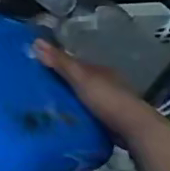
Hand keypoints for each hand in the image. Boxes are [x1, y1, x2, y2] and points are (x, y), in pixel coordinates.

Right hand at [34, 39, 163, 137]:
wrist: (133, 129)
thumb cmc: (107, 99)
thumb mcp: (80, 78)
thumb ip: (60, 62)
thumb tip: (36, 41)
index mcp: (100, 71)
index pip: (74, 64)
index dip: (56, 64)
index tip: (36, 70)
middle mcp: (106, 84)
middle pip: (78, 81)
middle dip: (61, 85)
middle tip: (36, 91)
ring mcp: (109, 103)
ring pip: (82, 98)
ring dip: (68, 102)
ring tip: (44, 108)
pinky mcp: (109, 120)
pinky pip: (86, 114)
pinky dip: (75, 115)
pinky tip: (63, 121)